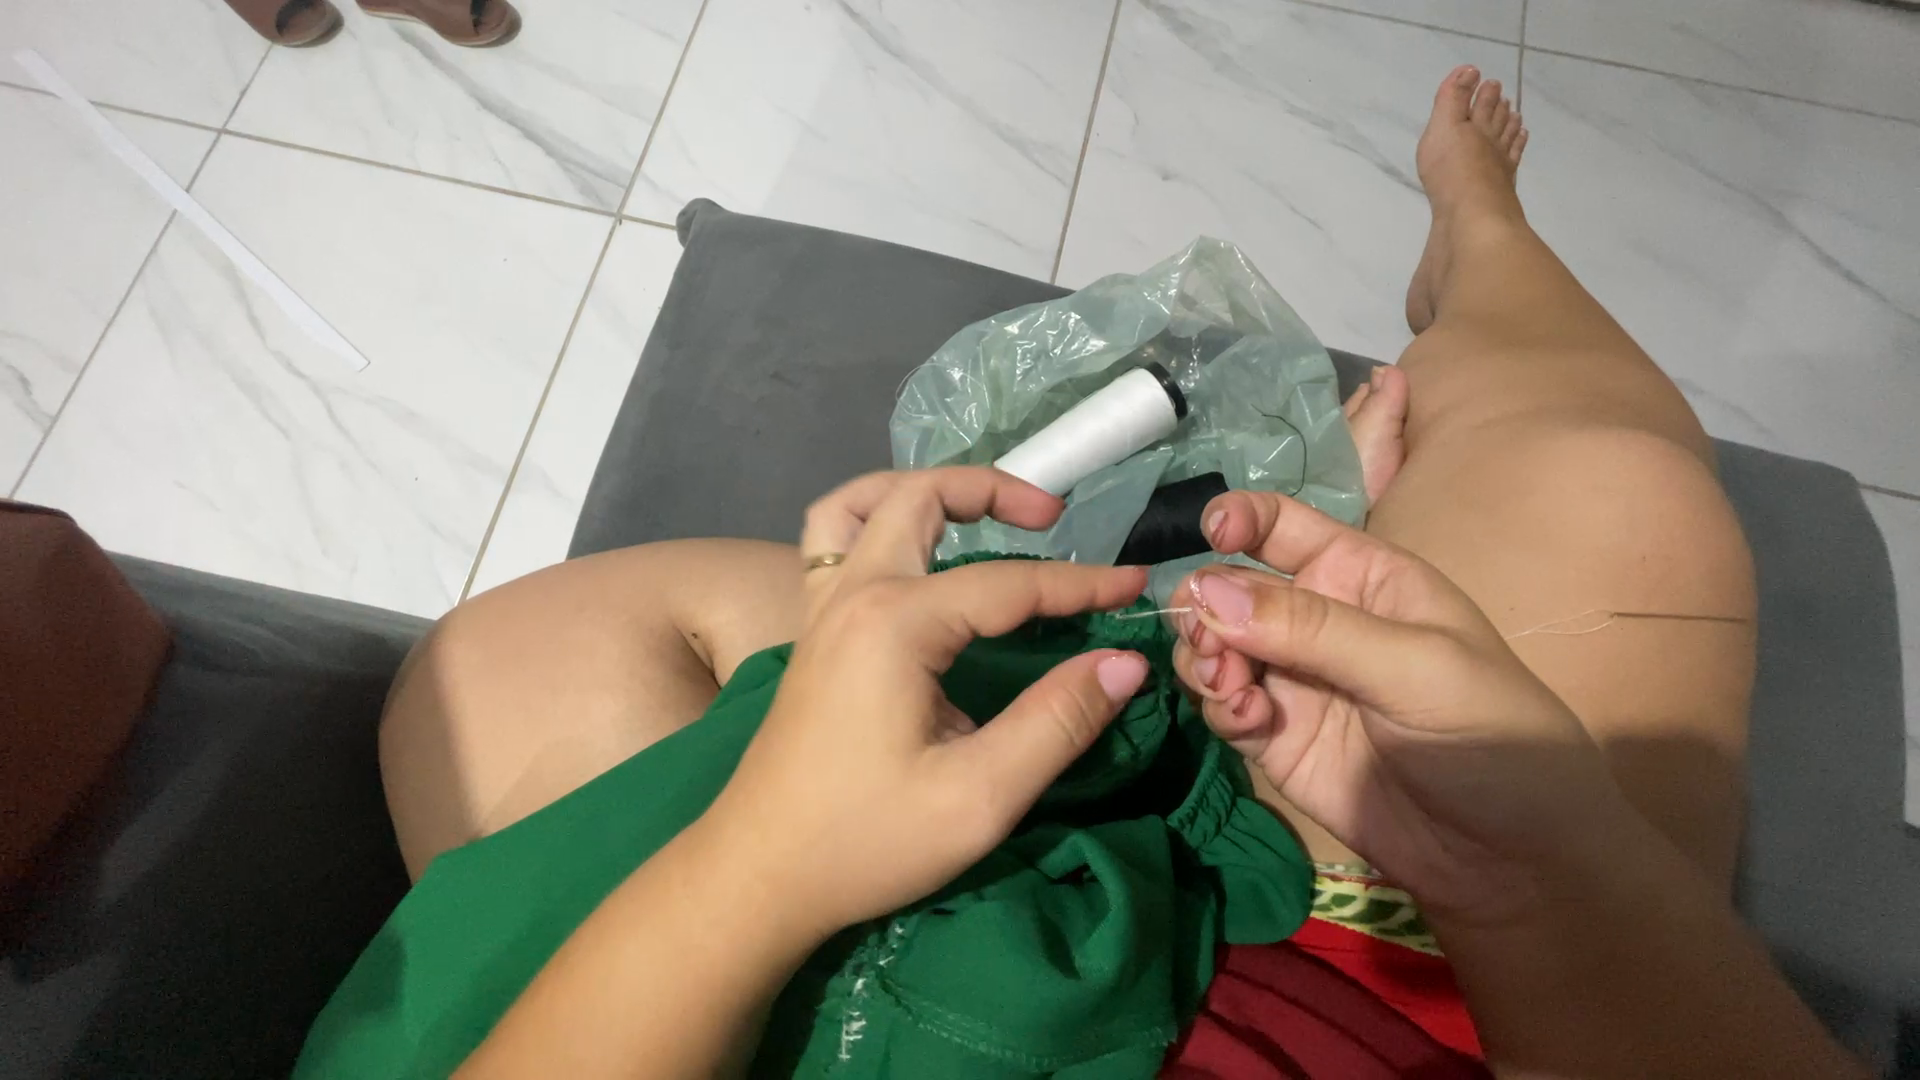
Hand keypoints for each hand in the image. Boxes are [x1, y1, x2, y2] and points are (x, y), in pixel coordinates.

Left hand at [702, 467, 1150, 938]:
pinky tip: (910, 553)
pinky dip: (875, 519)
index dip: (1080, 584)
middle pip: (922, 497)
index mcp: (897, 623)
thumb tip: (1124, 661)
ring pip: (861, 502)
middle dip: (994, 489)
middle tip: (1053, 518)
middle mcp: (854, 593)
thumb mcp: (980, 795)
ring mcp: (822, 606)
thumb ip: (1058, 720)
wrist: (759, 874)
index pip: (1009, 583)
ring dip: (923, 490)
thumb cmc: (866, 840)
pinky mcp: (811, 628)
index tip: (1136, 586)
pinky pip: (830, 539)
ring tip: (976, 512)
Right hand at [1172, 491, 1635, 924]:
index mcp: (1356, 577)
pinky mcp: (1265, 730)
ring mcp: (1284, 676)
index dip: (1238, 518)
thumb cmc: (1489, 736)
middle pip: (1225, 588)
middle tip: (1212, 646)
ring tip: (1230, 690)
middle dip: (1205, 608)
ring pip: (1208, 644)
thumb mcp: (1417, 667)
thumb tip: (1206, 592)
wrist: (1505, 860)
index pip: (1281, 526)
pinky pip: (1217, 701)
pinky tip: (1248, 722)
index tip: (1209, 535)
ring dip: (1204, 659)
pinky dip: (1217, 705)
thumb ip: (1310, 628)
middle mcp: (1308, 618)